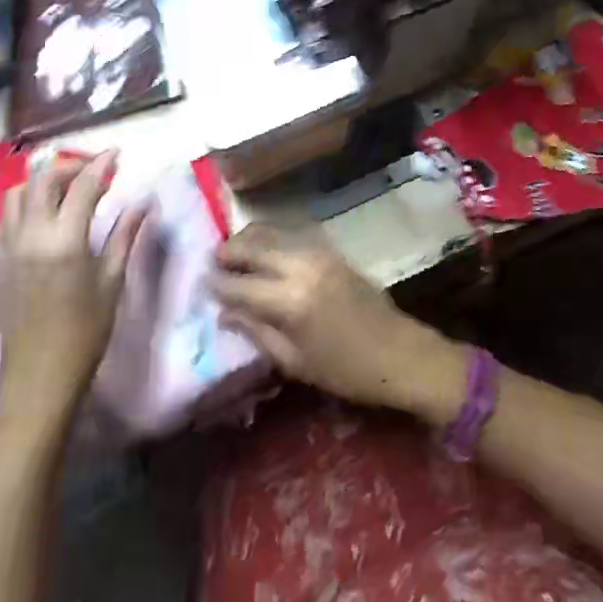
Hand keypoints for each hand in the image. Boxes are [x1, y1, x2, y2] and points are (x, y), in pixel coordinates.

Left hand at [0, 151, 148, 411]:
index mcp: (65, 240)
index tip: (117, 154)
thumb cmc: (86, 331)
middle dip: (69, 167)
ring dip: (42, 183)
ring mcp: (6, 246)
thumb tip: (143, 201)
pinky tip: (41, 219)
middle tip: (93, 174)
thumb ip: (125, 235)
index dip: (101, 165)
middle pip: (43, 179)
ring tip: (66, 192)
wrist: (39, 374)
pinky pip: (3, 218)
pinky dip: (23, 207)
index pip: (83, 186)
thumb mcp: (112, 281)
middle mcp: (30, 234)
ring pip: (17, 193)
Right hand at [211, 224, 465, 424]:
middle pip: (251, 245)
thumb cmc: (346, 370)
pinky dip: (271, 236)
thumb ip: (256, 332)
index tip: (202, 283)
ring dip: (247, 239)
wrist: (400, 353)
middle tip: (214, 263)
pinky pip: (291, 232)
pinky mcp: (331, 249)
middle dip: (227, 251)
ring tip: (234, 254)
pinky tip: (264, 251)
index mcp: (290, 301)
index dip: (216, 283)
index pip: (239, 284)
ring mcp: (318, 252)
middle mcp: (301, 267)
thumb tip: (225, 312)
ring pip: (271, 230)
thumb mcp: (294, 362)